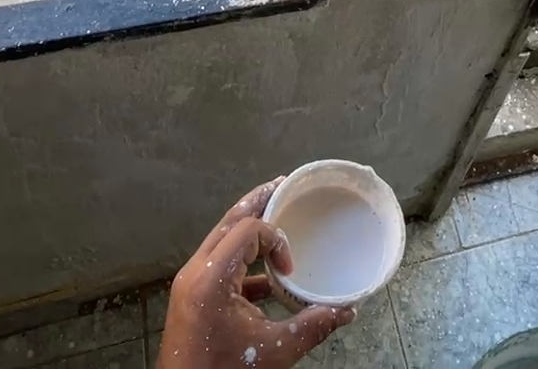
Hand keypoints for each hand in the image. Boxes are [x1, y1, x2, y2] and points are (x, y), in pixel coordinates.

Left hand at [156, 178, 353, 368]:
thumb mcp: (273, 353)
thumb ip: (311, 326)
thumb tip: (347, 310)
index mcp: (211, 278)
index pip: (248, 230)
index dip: (276, 240)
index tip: (290, 268)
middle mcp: (196, 271)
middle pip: (229, 221)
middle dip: (259, 202)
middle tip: (284, 185)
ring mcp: (190, 282)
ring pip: (221, 237)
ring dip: (249, 226)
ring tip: (275, 213)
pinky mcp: (192, 295)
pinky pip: (218, 260)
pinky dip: (242, 256)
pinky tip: (266, 270)